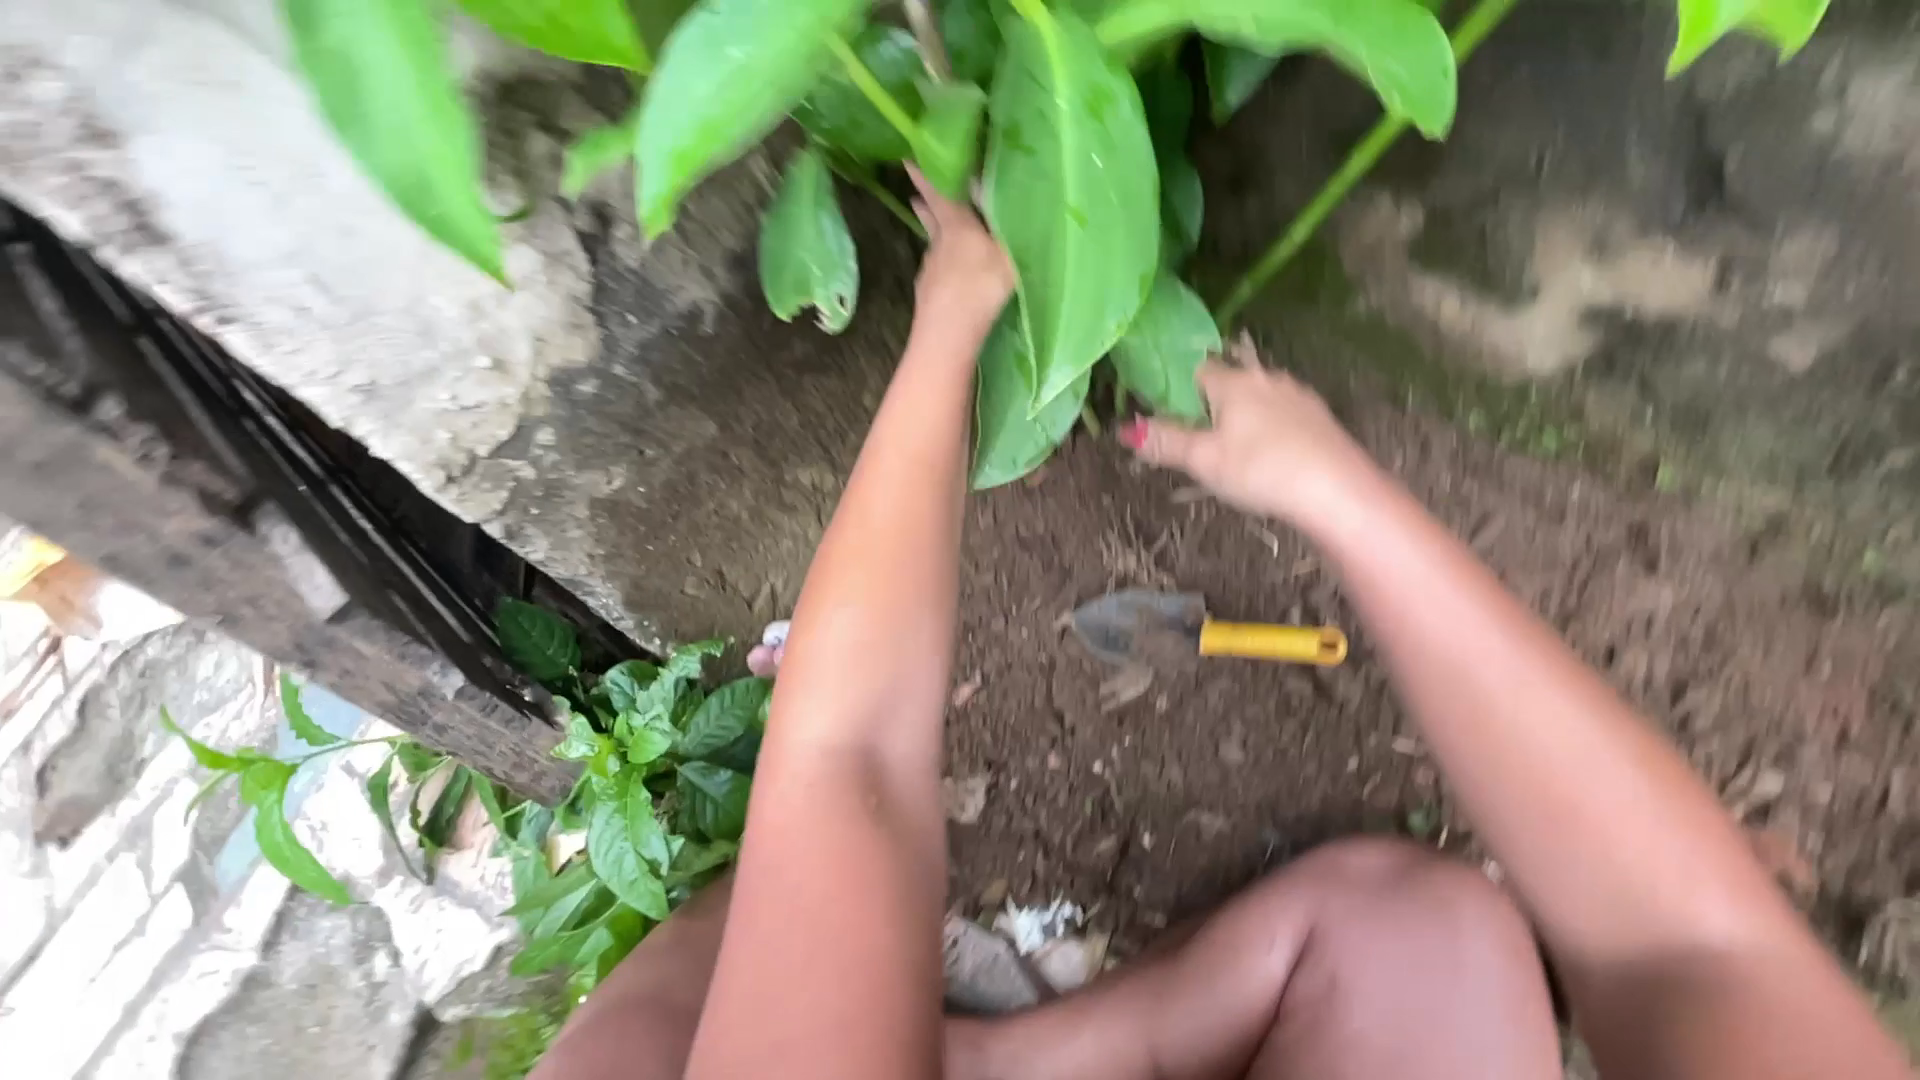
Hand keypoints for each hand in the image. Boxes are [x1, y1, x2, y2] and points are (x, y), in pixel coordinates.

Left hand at [907, 166, 1014, 332]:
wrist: (948, 333)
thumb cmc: (981, 286)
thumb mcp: (1009, 253)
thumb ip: (1013, 229)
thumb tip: (1018, 205)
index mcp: (957, 225)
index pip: (939, 193)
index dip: (925, 175)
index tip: (908, 159)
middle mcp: (939, 243)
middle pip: (930, 217)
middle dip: (925, 202)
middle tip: (916, 193)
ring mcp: (930, 270)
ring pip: (932, 244)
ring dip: (932, 233)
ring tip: (932, 228)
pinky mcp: (927, 293)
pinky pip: (936, 271)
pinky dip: (941, 265)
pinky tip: (948, 274)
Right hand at [1121, 334, 1378, 526]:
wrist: (1336, 490)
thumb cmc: (1260, 470)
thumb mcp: (1203, 460)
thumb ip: (1165, 442)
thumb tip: (1125, 429)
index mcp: (1234, 383)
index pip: (1199, 367)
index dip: (1181, 385)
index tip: (1171, 410)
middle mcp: (1267, 379)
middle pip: (1232, 378)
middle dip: (1214, 398)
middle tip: (1200, 431)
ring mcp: (1298, 397)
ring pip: (1260, 396)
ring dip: (1243, 414)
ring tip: (1232, 446)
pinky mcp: (1320, 419)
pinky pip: (1283, 415)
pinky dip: (1269, 428)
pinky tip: (1268, 455)